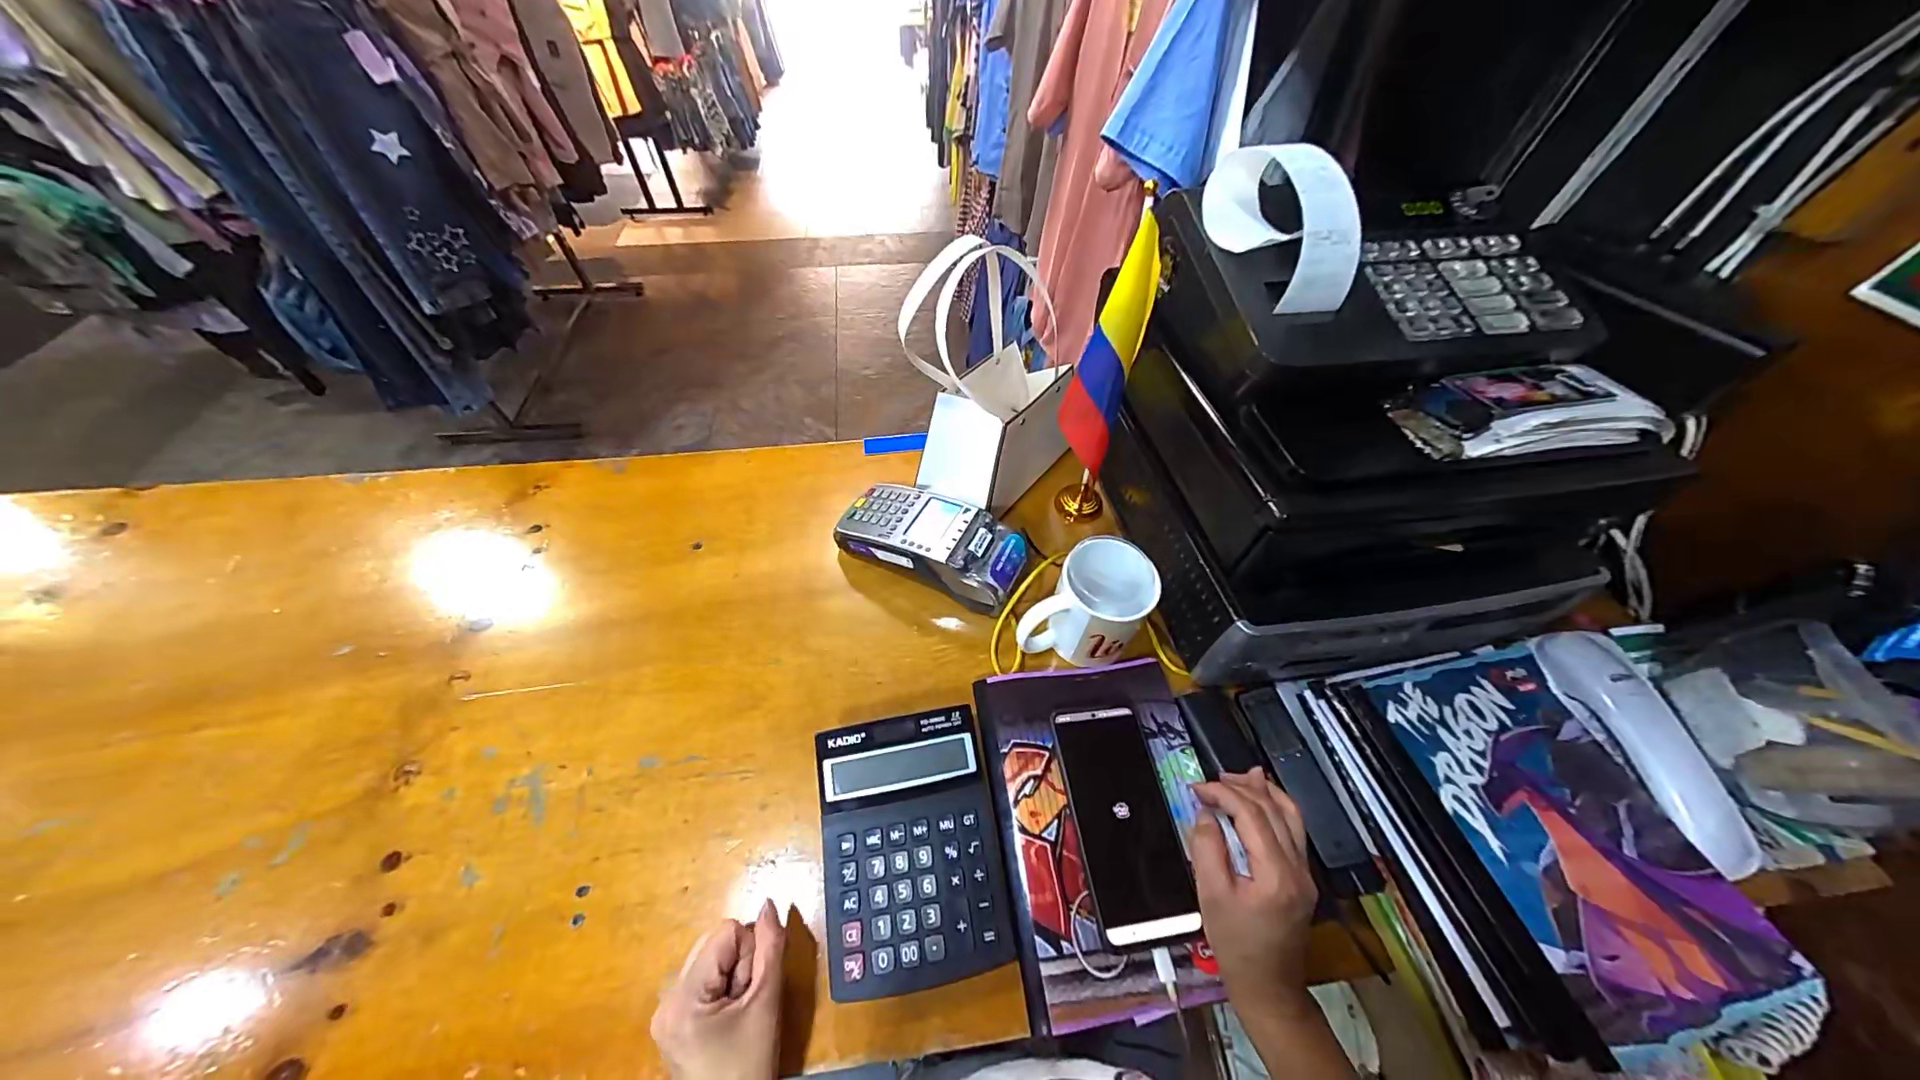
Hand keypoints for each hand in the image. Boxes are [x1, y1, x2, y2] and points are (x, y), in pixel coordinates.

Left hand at [649, 900, 787, 1079]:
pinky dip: (720, 988)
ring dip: (731, 975)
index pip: (726, 932)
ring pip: (708, 959)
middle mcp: (664, 1000)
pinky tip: (726, 1018)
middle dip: (739, 963)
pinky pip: (700, 979)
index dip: (750, 953)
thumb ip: (771, 947)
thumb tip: (769, 903)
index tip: (752, 990)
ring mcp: (663, 1012)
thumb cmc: (750, 1065)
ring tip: (737, 1013)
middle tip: (746, 1003)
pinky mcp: (669, 1020)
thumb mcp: (766, 1003)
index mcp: (682, 997)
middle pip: (713, 943)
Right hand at [1189, 769, 1317, 1015]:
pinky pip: (1293, 831)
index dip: (1223, 794)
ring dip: (1265, 792)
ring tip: (1241, 776)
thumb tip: (1206, 814)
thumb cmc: (1235, 945)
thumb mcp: (1210, 896)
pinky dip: (1276, 809)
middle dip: (1242, 787)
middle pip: (1274, 810)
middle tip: (1212, 779)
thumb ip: (1207, 849)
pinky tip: (1262, 801)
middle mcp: (1298, 868)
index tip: (1197, 789)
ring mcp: (1305, 873)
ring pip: (1291, 817)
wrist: (1268, 987)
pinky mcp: (1303, 878)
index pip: (1252, 815)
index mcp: (1276, 873)